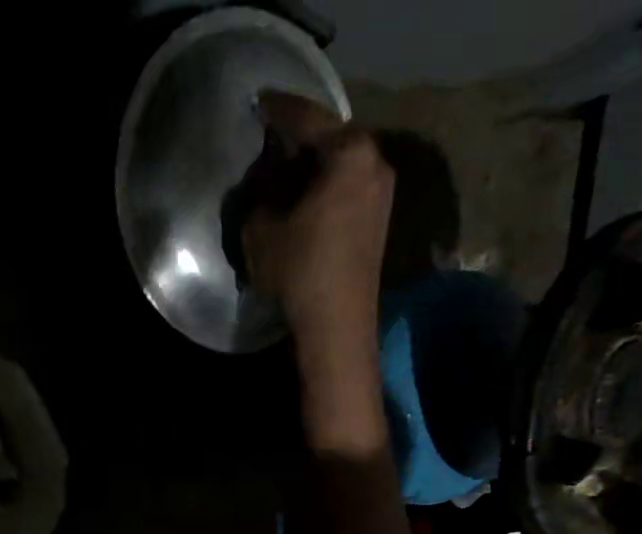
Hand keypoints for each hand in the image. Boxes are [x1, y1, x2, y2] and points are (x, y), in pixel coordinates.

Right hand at [240, 92, 394, 336]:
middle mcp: (375, 162)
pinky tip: (305, 196)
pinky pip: (349, 186)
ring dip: (315, 164)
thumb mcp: (260, 227)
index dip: (277, 109)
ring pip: (343, 163)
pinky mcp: (380, 221)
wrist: (337, 323)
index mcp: (349, 152)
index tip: (258, 102)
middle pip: (332, 137)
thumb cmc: (299, 269)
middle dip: (301, 136)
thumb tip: (265, 182)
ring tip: (284, 168)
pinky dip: (327, 184)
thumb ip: (259, 193)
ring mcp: (383, 193)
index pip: (306, 118)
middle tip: (271, 135)